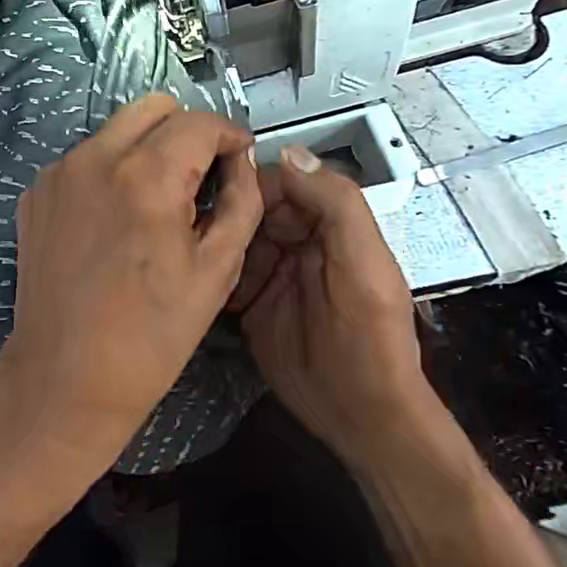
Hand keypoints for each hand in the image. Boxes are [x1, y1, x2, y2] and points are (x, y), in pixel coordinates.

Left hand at [0, 94, 262, 469]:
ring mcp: (59, 173)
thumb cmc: (152, 334)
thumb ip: (242, 200)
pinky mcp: (37, 192)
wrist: (66, 378)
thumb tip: (241, 162)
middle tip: (203, 177)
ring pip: (119, 128)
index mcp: (147, 178)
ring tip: (162, 201)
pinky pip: (88, 157)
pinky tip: (121, 218)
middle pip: (156, 108)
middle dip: (190, 131)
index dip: (231, 135)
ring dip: (151, 148)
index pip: (201, 122)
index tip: (241, 157)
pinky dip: (114, 170)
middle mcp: (96, 159)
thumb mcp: (219, 268)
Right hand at [229, 145, 431, 465]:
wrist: (362, 414)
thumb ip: (336, 204)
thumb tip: (289, 152)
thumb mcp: (364, 263)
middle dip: (231, 214)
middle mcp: (301, 245)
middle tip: (200, 226)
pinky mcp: (255, 309)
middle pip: (257, 212)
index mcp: (332, 227)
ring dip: (219, 245)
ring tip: (195, 251)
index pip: (288, 186)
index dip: (257, 185)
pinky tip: (200, 280)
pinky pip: (229, 280)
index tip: (223, 191)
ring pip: (238, 243)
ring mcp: (275, 277)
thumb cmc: (371, 335)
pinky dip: (215, 277)